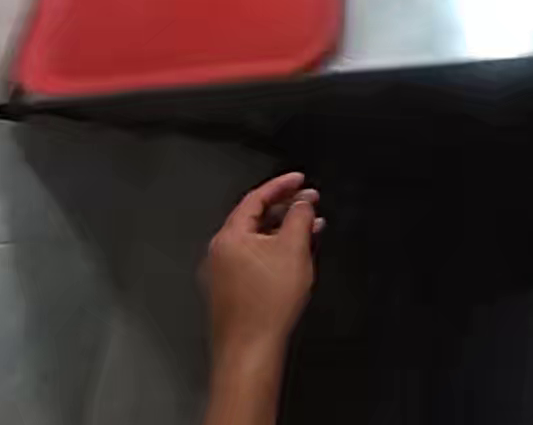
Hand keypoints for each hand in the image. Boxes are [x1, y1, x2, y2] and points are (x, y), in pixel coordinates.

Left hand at [202, 172, 324, 361]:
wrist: (251, 352)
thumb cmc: (267, 302)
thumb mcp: (293, 247)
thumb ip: (300, 215)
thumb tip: (303, 201)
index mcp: (230, 237)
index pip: (256, 198)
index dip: (282, 184)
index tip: (300, 179)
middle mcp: (221, 252)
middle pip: (256, 216)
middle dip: (287, 206)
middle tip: (310, 200)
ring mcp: (224, 273)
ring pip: (259, 237)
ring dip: (285, 227)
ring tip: (311, 225)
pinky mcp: (232, 289)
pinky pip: (256, 255)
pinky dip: (277, 246)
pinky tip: (298, 252)